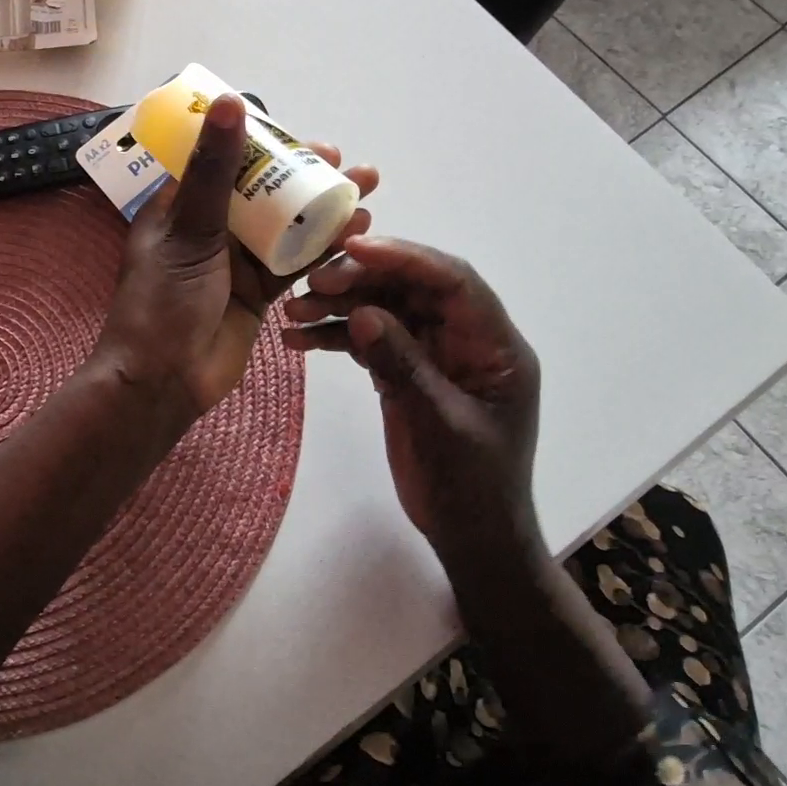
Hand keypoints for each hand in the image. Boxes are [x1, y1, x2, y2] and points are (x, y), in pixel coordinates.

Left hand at [94, 95, 378, 418]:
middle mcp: (208, 228)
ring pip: (285, 225)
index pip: (225, 161)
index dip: (264, 145)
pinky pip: (294, 263)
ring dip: (322, 210)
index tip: (303, 137)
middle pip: (263, 192)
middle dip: (304, 176)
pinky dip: (322, 249)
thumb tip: (229, 100)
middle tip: (346, 163)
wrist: (162, 380)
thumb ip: (214, 169)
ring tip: (366, 191)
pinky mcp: (257, 292)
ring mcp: (235, 261)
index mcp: (179, 206)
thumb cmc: (163, 300)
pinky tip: (355, 233)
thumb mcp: (189, 229)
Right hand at [284, 238, 540, 559]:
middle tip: (312, 283)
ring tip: (292, 312)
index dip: (405, 258)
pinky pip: (369, 340)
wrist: (470, 536)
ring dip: (339, 307)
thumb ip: (403, 366)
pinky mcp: (405, 372)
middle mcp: (464, 339)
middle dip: (361, 280)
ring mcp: (433, 354)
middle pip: (412, 288)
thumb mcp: (440, 424)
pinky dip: (335, 338)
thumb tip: (360, 312)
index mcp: (494, 345)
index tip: (353, 250)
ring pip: (385, 310)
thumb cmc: (471, 485)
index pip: (453, 282)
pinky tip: (299, 340)